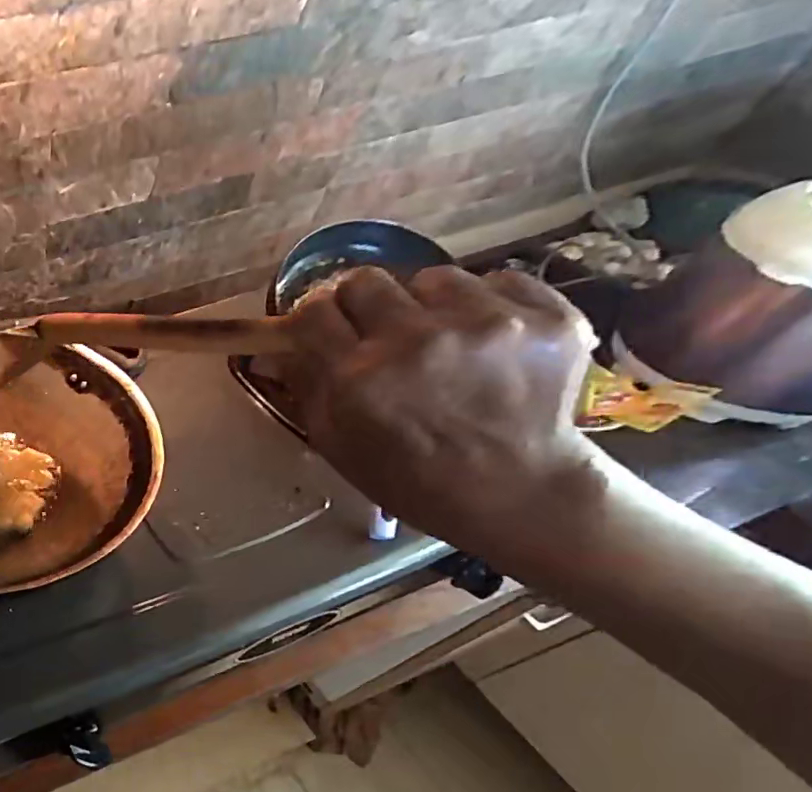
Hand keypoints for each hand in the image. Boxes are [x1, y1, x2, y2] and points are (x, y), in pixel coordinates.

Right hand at [282, 265, 605, 563]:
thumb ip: (305, 389)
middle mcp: (415, 339)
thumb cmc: (411, 479)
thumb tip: (269, 349)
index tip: (319, 331)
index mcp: (358, 379)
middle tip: (374, 332)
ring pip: (431, 278)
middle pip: (364, 280)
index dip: (311, 319)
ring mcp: (485, 322)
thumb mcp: (339, 445)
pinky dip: (484, 307)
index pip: (312, 312)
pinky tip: (488, 344)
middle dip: (361, 305)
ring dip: (425, 306)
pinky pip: (496, 281)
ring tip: (440, 342)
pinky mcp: (542, 313)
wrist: (516, 493)